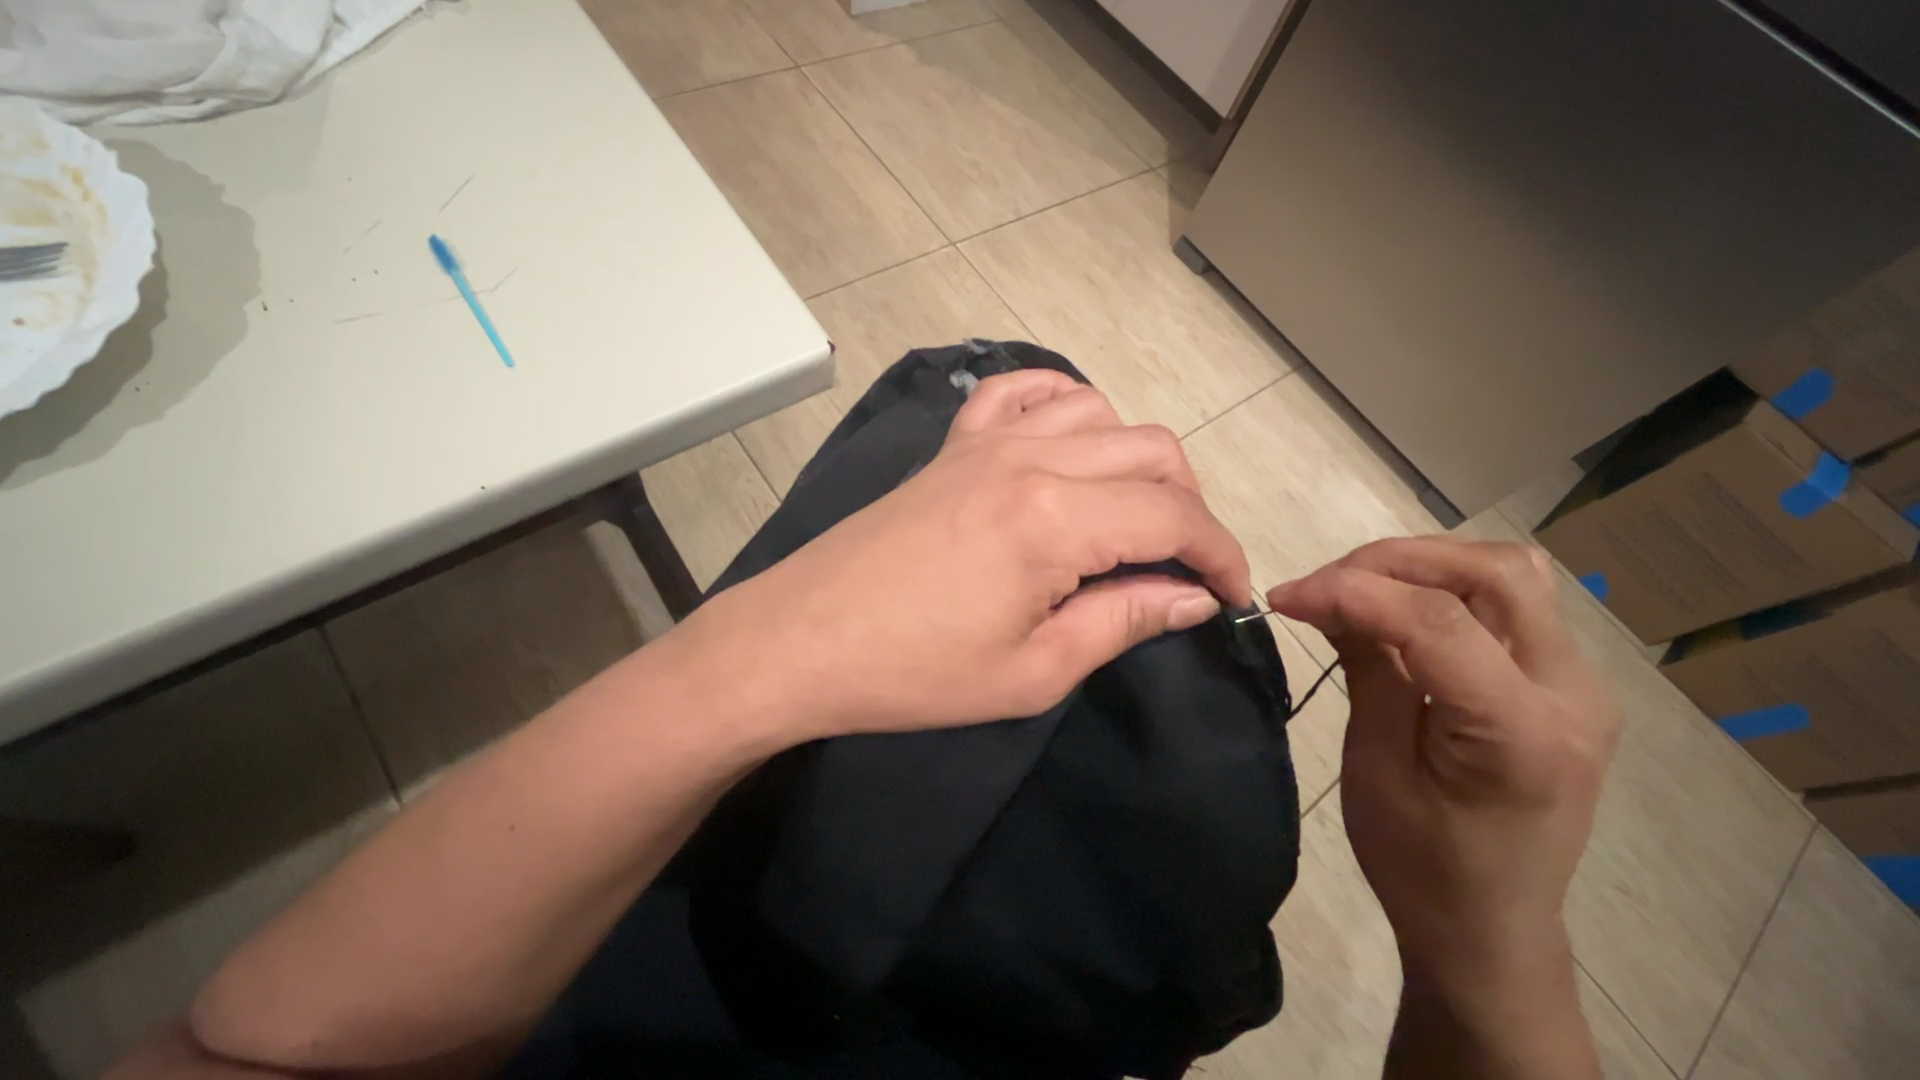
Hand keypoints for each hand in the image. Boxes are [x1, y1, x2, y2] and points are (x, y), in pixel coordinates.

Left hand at [676, 369, 1251, 740]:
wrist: (801, 641)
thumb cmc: (915, 674)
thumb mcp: (1033, 671)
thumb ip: (1124, 622)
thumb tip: (1192, 599)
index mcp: (1056, 519)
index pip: (1175, 516)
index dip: (1220, 554)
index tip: (1231, 594)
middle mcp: (1031, 458)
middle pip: (1151, 451)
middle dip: (1190, 507)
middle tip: (1185, 568)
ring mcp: (986, 442)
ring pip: (1099, 412)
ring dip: (1137, 458)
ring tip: (1133, 515)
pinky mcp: (951, 445)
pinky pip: (1021, 392)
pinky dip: (1062, 404)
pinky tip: (1068, 442)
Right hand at [1270, 538, 1617, 1004]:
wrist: (1491, 927)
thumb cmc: (1419, 866)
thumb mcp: (1375, 770)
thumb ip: (1369, 669)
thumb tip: (1328, 596)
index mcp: (1521, 733)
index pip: (1437, 621)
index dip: (1351, 591)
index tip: (1285, 595)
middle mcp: (1572, 694)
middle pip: (1494, 572)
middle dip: (1396, 561)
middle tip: (1326, 584)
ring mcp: (1581, 685)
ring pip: (1511, 575)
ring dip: (1427, 566)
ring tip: (1360, 589)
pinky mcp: (1568, 683)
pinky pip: (1513, 605)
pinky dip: (1449, 589)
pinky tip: (1401, 612)